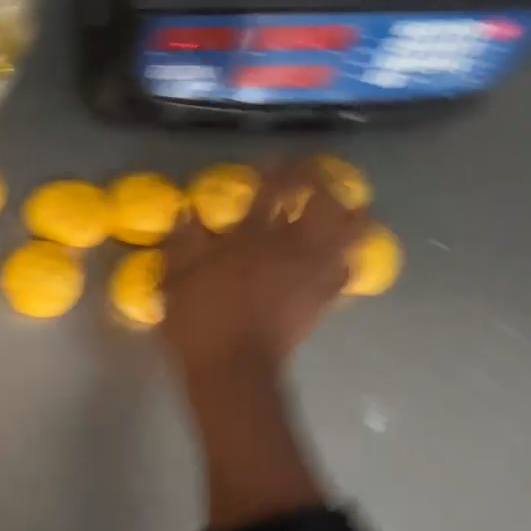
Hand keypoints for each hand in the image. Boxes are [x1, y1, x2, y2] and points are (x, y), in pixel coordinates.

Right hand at [162, 158, 366, 380]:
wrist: (234, 368)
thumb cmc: (199, 322)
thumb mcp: (178, 279)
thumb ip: (184, 241)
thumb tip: (187, 211)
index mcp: (255, 236)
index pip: (275, 187)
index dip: (278, 169)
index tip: (273, 162)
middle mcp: (295, 244)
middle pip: (326, 198)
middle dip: (322, 180)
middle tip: (311, 178)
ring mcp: (317, 268)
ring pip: (352, 225)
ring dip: (348, 209)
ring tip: (340, 205)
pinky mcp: (328, 293)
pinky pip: (350, 262)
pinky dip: (348, 250)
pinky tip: (339, 250)